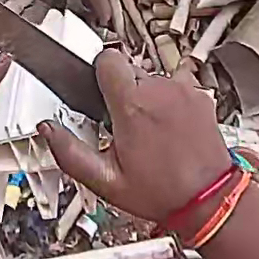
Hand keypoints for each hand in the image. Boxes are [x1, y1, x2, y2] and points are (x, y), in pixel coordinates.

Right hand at [38, 49, 235, 224]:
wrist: (211, 201)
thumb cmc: (162, 192)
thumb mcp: (107, 182)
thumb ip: (71, 153)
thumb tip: (48, 130)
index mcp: (131, 106)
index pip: (108, 58)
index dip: (99, 71)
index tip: (100, 90)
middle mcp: (158, 90)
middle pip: (129, 70)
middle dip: (123, 91)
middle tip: (125, 123)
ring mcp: (182, 90)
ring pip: (152, 78)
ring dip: (147, 96)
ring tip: (151, 129)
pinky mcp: (199, 96)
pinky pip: (176, 85)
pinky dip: (170, 99)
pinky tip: (170, 125)